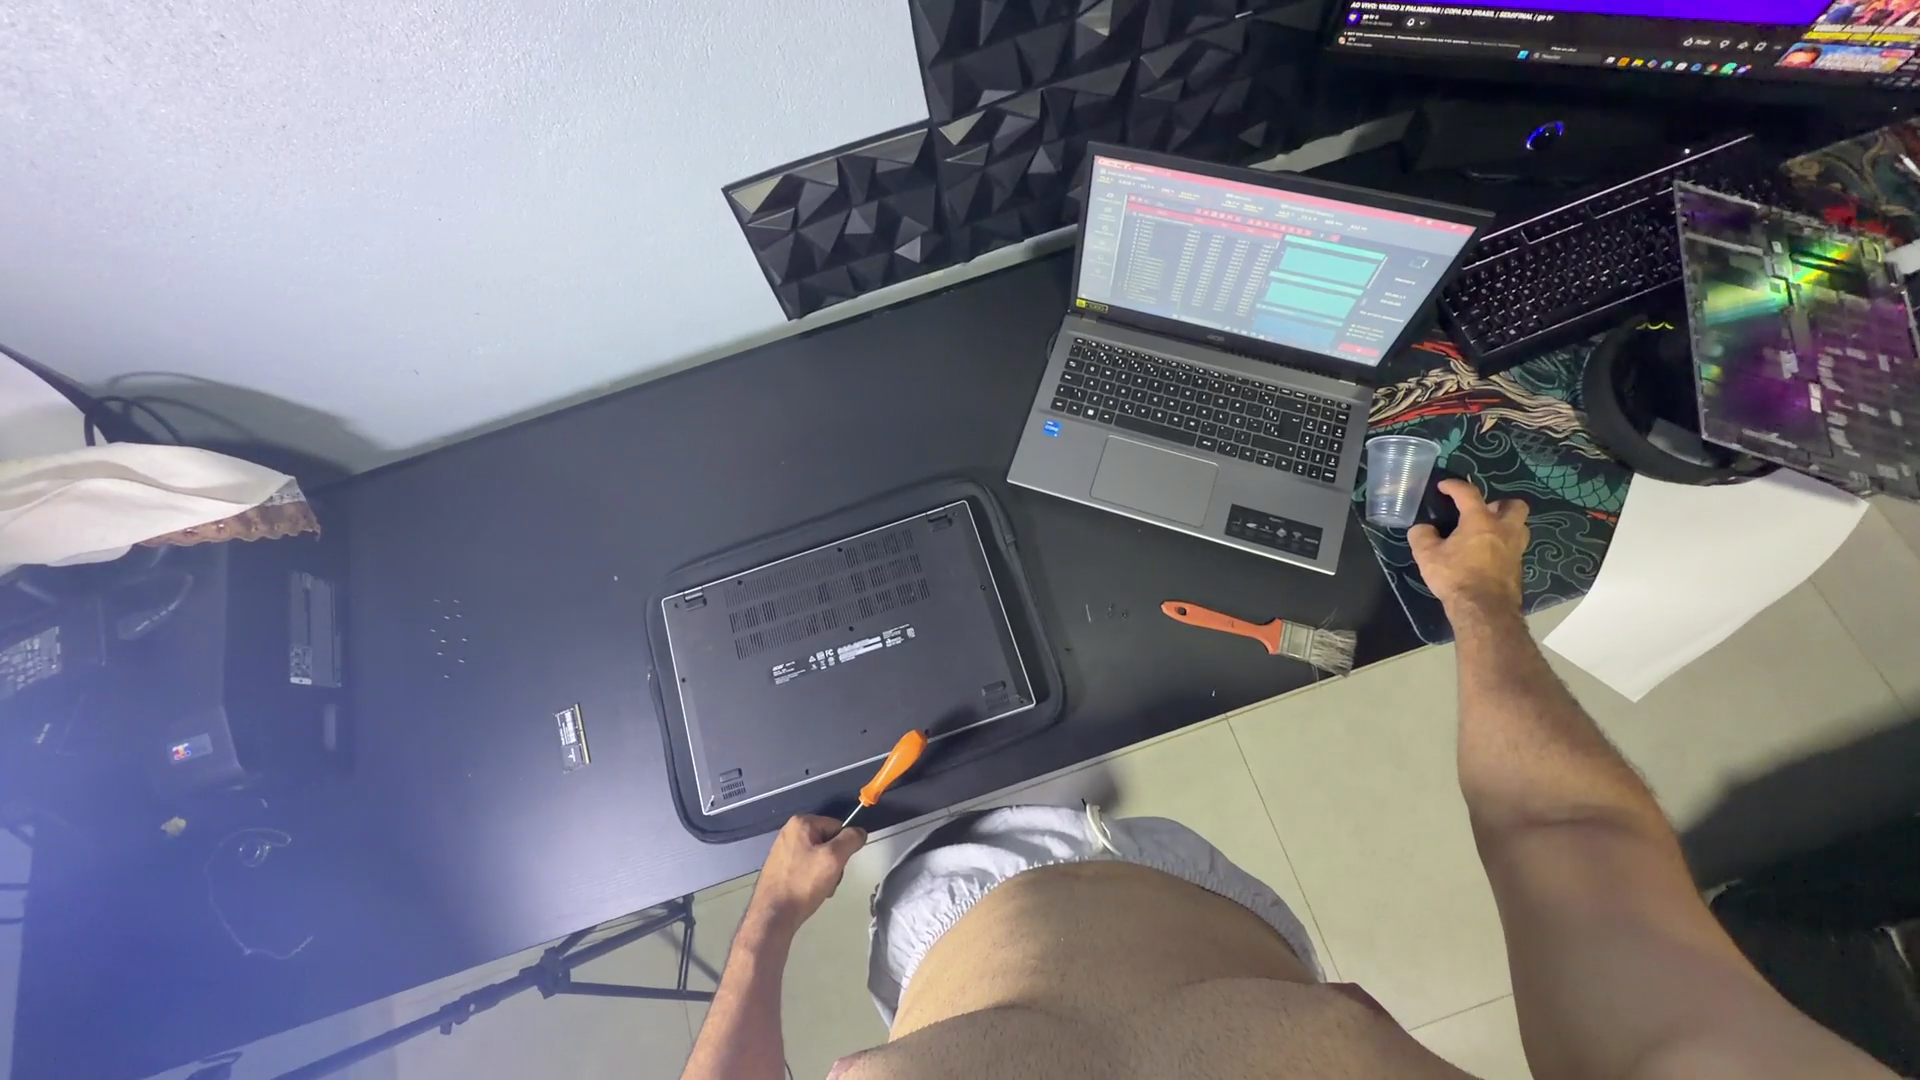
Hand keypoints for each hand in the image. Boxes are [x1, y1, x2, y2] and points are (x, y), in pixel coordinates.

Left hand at [749, 815, 866, 933]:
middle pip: (828, 841)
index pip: (837, 827)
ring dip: (825, 872)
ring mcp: (783, 850)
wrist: (772, 916)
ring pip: (818, 856)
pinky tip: (808, 892)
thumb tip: (860, 832)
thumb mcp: (834, 858)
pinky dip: (812, 879)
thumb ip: (851, 840)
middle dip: (834, 862)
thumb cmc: (803, 884)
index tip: (839, 865)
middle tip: (829, 879)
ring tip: (819, 888)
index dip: (843, 847)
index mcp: (801, 822)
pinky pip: (805, 867)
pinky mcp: (779, 867)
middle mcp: (789, 831)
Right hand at [1408, 479, 1529, 615]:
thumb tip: (1423, 529)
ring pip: (1519, 526)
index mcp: (1480, 521)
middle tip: (1482, 512)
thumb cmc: (1455, 576)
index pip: (1469, 494)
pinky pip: (1513, 546)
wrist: (1483, 608)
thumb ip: (1422, 536)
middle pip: (1514, 505)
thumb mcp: (1426, 555)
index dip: (1454, 486)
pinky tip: (1485, 555)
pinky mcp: (1517, 566)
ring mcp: (1515, 548)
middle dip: (1499, 504)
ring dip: (1506, 524)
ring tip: (1486, 533)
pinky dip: (1502, 545)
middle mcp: (1504, 529)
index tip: (1443, 486)